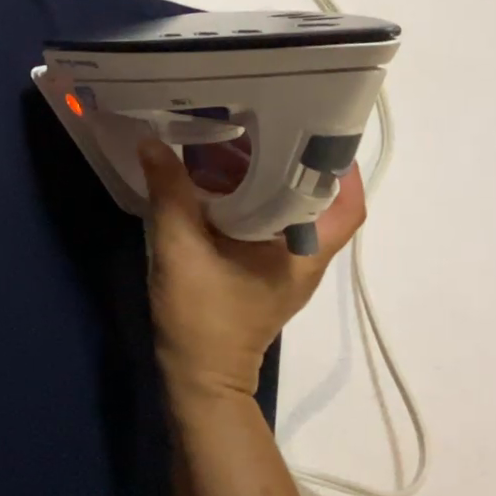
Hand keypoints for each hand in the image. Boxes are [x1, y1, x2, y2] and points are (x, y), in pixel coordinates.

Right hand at [140, 140, 365, 399]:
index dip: (336, 164)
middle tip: (249, 120)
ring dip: (255, 174)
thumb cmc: (202, 315)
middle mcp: (302, 255)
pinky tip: (206, 177)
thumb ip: (169, 192)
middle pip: (309, 195)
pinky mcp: (257, 266)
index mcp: (302, 252)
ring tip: (220, 141)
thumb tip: (152, 141)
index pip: (343, 204)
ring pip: (281, 205)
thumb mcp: (180, 247)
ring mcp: (279, 262)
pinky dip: (239, 194)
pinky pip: (258, 219)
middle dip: (282, 157)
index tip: (309, 123)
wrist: (198, 374)